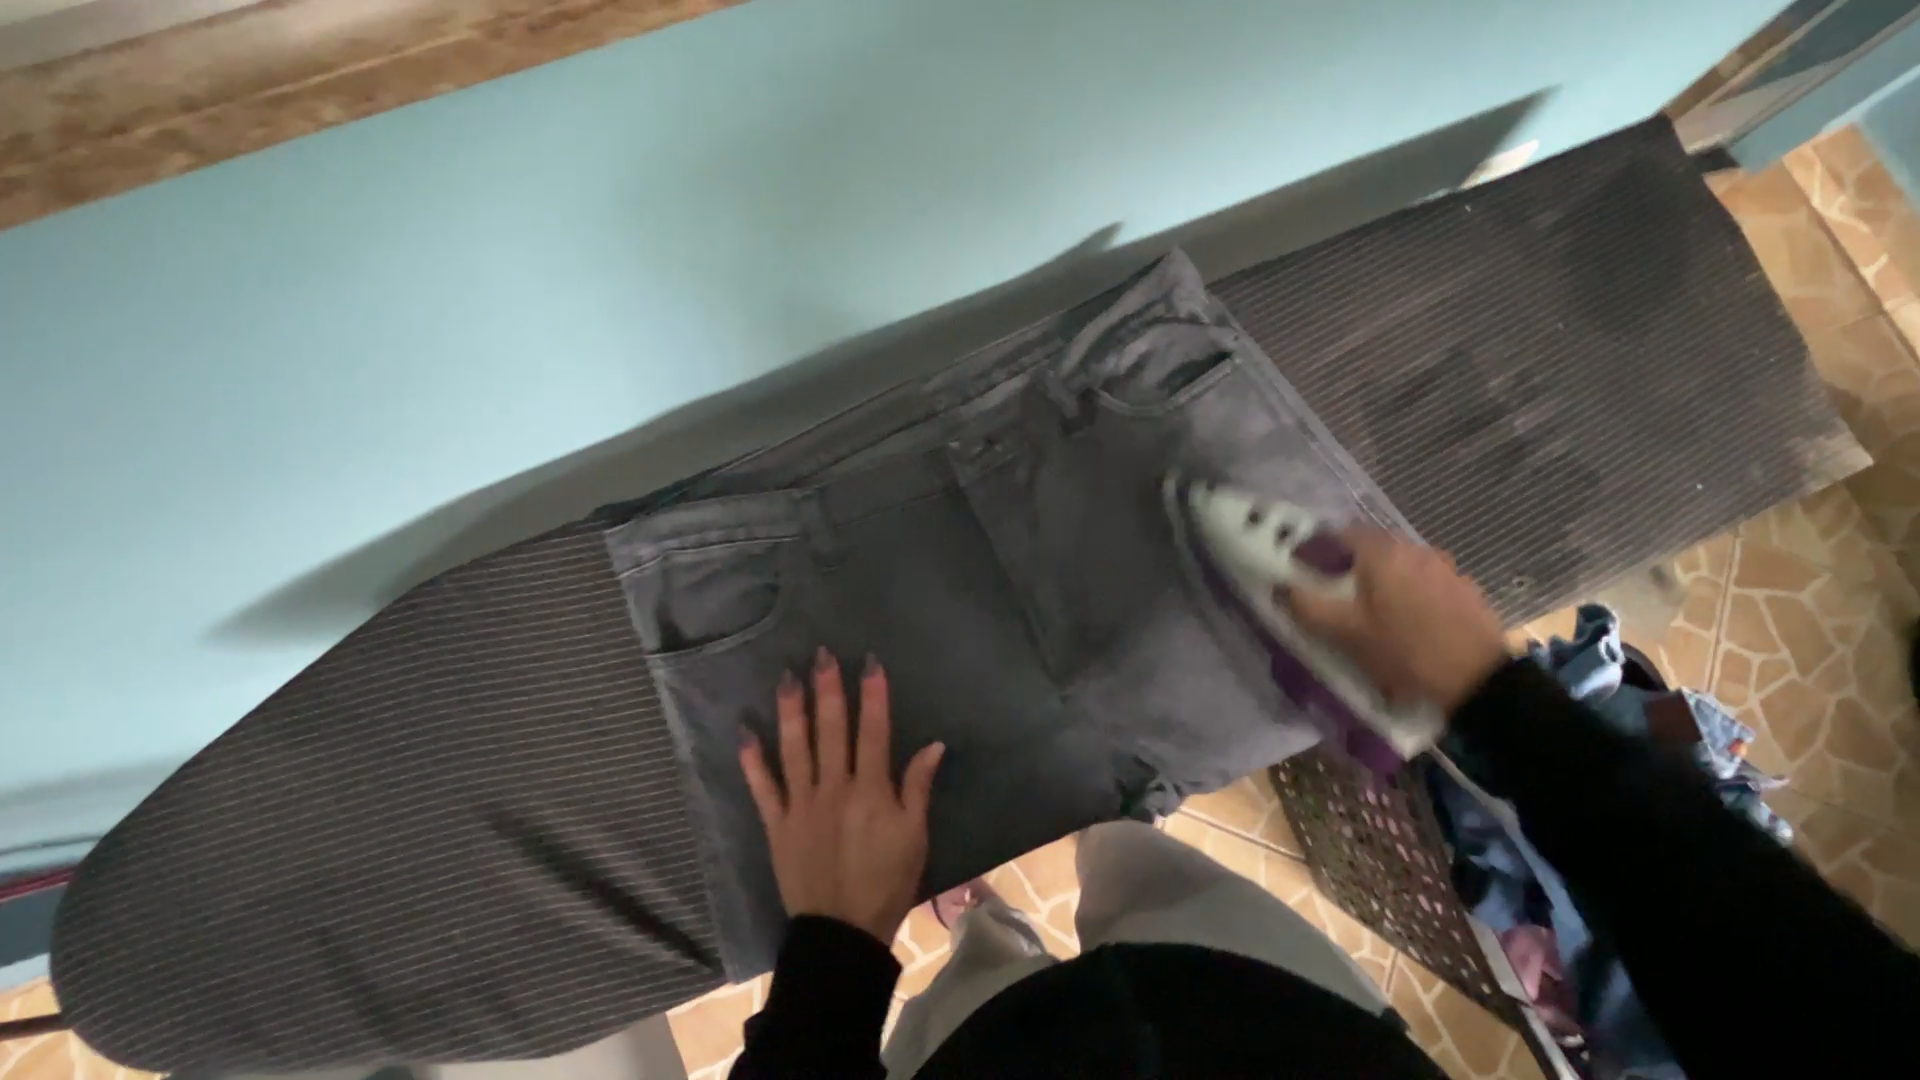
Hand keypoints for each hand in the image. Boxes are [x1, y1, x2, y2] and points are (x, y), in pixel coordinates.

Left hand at [740, 648, 945, 944]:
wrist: (842, 930)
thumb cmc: (886, 881)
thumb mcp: (914, 835)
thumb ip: (918, 787)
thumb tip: (934, 744)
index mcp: (870, 789)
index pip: (873, 731)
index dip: (873, 694)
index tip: (869, 662)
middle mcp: (834, 787)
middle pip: (831, 730)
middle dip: (827, 689)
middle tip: (820, 654)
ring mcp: (801, 803)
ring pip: (795, 748)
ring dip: (790, 710)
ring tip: (786, 677)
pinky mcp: (777, 824)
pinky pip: (762, 787)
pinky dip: (752, 759)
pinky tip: (745, 730)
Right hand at [1283, 526, 1508, 713]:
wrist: (1479, 680)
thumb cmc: (1403, 650)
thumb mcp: (1344, 633)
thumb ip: (1305, 605)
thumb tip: (1280, 587)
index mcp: (1381, 552)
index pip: (1339, 534)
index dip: (1317, 550)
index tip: (1305, 572)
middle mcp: (1414, 548)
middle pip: (1371, 548)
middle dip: (1349, 567)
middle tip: (1335, 596)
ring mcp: (1444, 567)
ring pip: (1400, 565)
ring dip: (1382, 580)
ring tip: (1373, 613)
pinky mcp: (1464, 589)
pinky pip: (1425, 582)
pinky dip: (1410, 594)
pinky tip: (1409, 623)